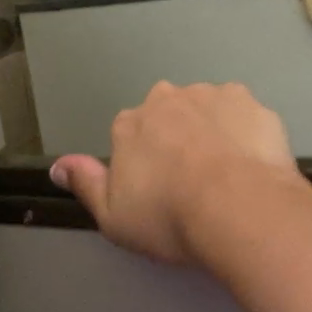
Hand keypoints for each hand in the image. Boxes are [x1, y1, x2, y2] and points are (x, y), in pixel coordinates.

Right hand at [50, 81, 303, 265]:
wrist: (237, 207)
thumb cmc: (169, 217)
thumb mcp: (113, 216)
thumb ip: (86, 184)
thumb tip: (58, 166)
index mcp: (130, 123)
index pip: (130, 133)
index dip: (144, 161)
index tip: (158, 189)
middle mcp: (166, 98)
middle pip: (168, 113)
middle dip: (177, 137)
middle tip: (192, 180)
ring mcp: (210, 95)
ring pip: (207, 110)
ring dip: (212, 131)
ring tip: (227, 176)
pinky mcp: (249, 102)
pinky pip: (244, 115)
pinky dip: (246, 132)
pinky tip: (253, 164)